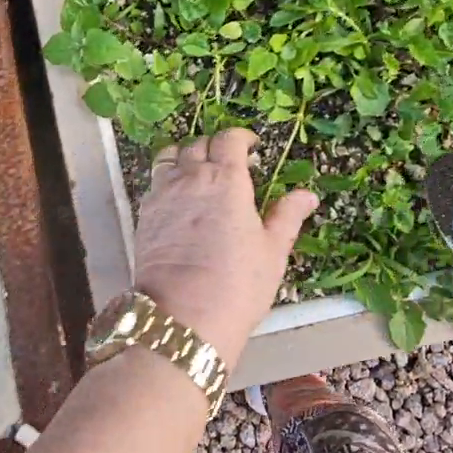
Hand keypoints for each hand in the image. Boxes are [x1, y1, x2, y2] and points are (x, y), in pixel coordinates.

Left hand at [130, 129, 317, 369]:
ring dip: (186, 156)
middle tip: (229, 164)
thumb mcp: (272, 252)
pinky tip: (179, 197)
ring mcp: (163, 192)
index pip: (229, 139)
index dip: (241, 137)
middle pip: (198, 144)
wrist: (183, 316)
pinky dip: (168, 177)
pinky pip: (156, 179)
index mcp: (226, 180)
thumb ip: (287, 216)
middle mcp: (191, 176)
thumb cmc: (238, 285)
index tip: (251, 146)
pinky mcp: (145, 211)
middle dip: (215, 147)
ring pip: (170, 156)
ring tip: (199, 173)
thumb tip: (307, 195)